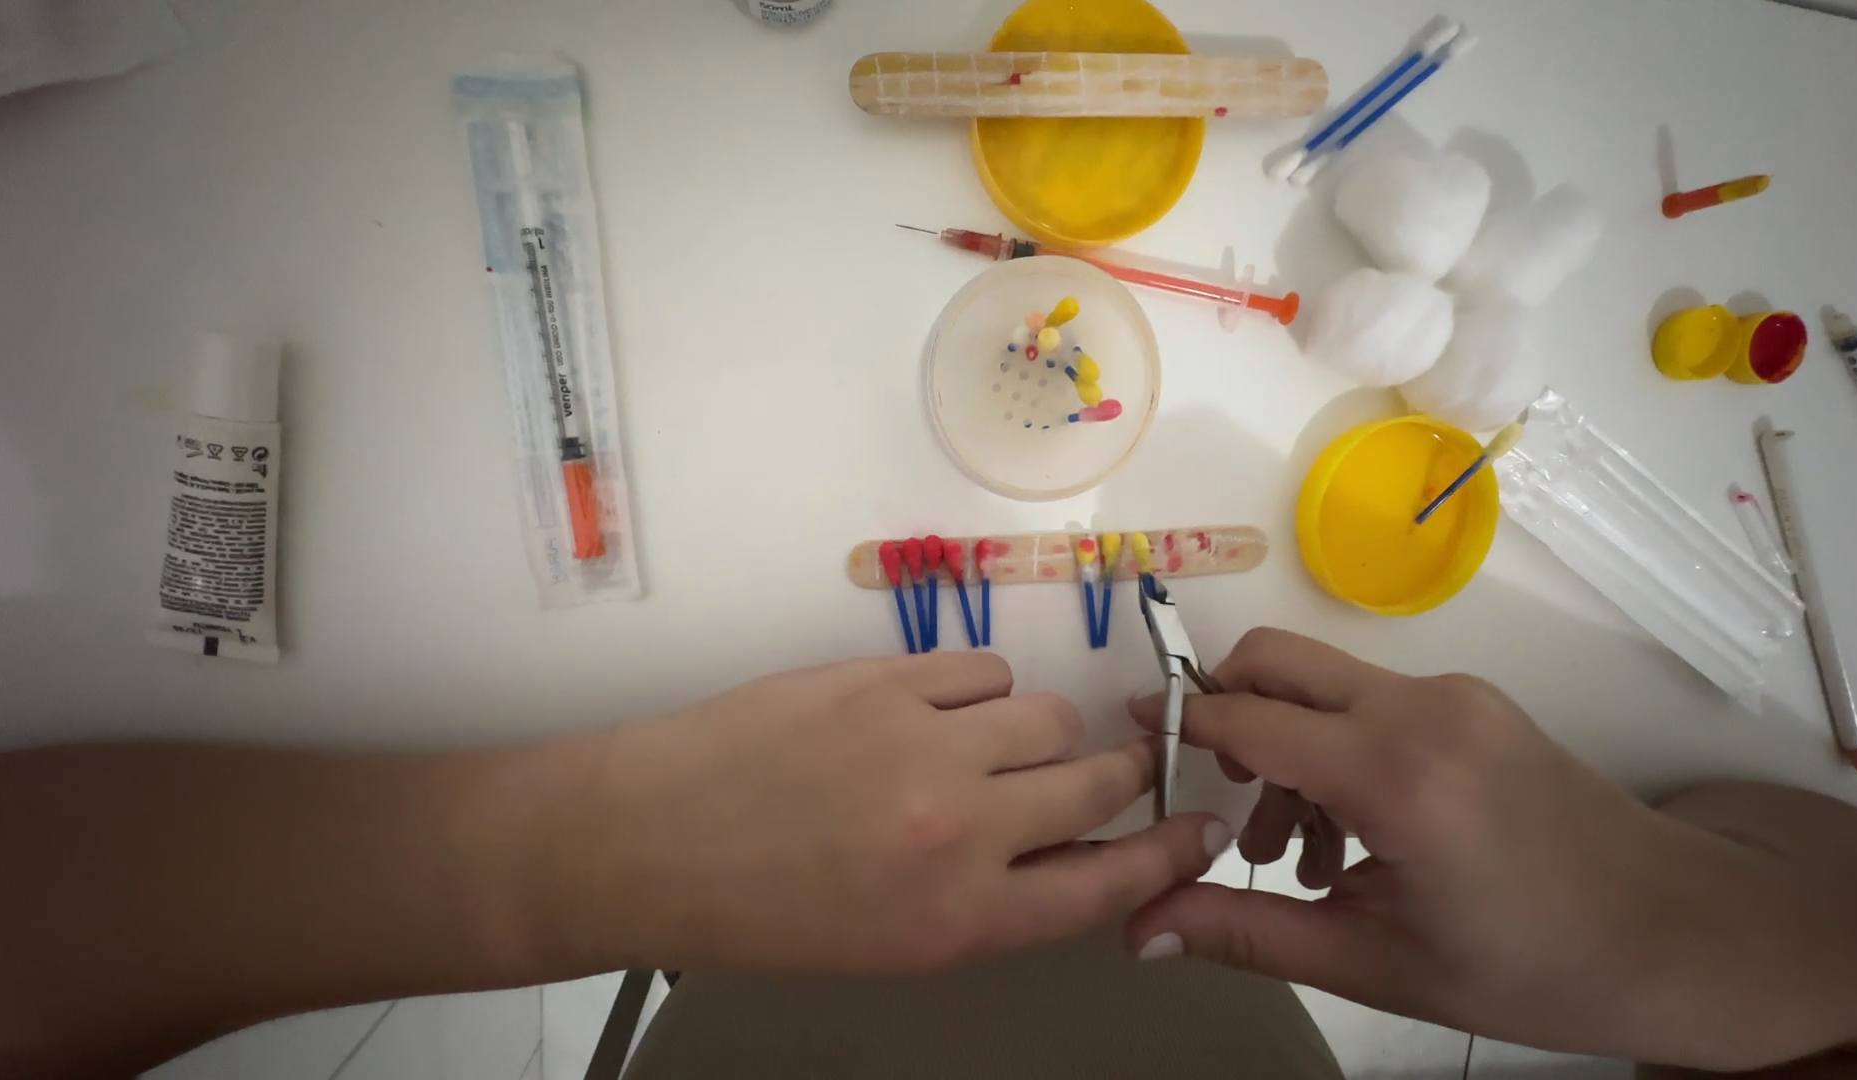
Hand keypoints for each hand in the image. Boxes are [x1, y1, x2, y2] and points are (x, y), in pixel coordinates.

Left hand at [553, 653, 1229, 975]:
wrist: (658, 836)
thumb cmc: (772, 905)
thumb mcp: (897, 938)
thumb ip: (993, 896)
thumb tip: (1062, 846)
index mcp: (965, 917)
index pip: (1108, 883)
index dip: (1166, 853)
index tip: (1198, 827)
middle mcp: (964, 828)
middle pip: (1094, 781)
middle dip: (1116, 772)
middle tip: (1107, 763)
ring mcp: (929, 742)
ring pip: (1045, 712)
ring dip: (1034, 727)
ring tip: (988, 738)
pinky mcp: (891, 680)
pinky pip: (981, 669)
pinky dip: (975, 689)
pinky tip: (936, 706)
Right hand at [1123, 629, 1856, 1070]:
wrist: (1694, 935)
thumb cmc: (1531, 966)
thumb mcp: (1373, 963)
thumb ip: (1243, 932)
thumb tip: (1140, 928)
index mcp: (1395, 776)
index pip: (1248, 719)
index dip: (1178, 719)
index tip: (1131, 726)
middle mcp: (1417, 708)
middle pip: (1274, 657)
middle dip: (1221, 702)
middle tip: (1213, 780)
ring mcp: (1447, 693)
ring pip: (1314, 678)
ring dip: (1276, 737)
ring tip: (1288, 842)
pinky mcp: (1464, 696)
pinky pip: (1359, 696)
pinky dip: (1324, 741)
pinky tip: (1344, 824)